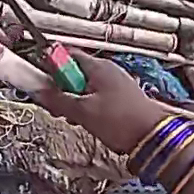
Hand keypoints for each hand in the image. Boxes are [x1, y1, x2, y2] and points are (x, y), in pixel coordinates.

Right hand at [33, 51, 169, 153]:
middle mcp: (107, 71)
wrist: (156, 139)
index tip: (39, 79)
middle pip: (72, 72)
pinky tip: (88, 121)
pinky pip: (94, 97)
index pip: (65, 54)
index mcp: (98, 67)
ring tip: (74, 116)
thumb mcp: (83, 111)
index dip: (49, 65)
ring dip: (73, 100)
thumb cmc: (124, 121)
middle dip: (60, 89)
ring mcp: (115, 85)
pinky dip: (86, 107)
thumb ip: (57, 100)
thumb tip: (38, 91)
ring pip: (83, 87)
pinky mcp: (120, 99)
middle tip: (57, 104)